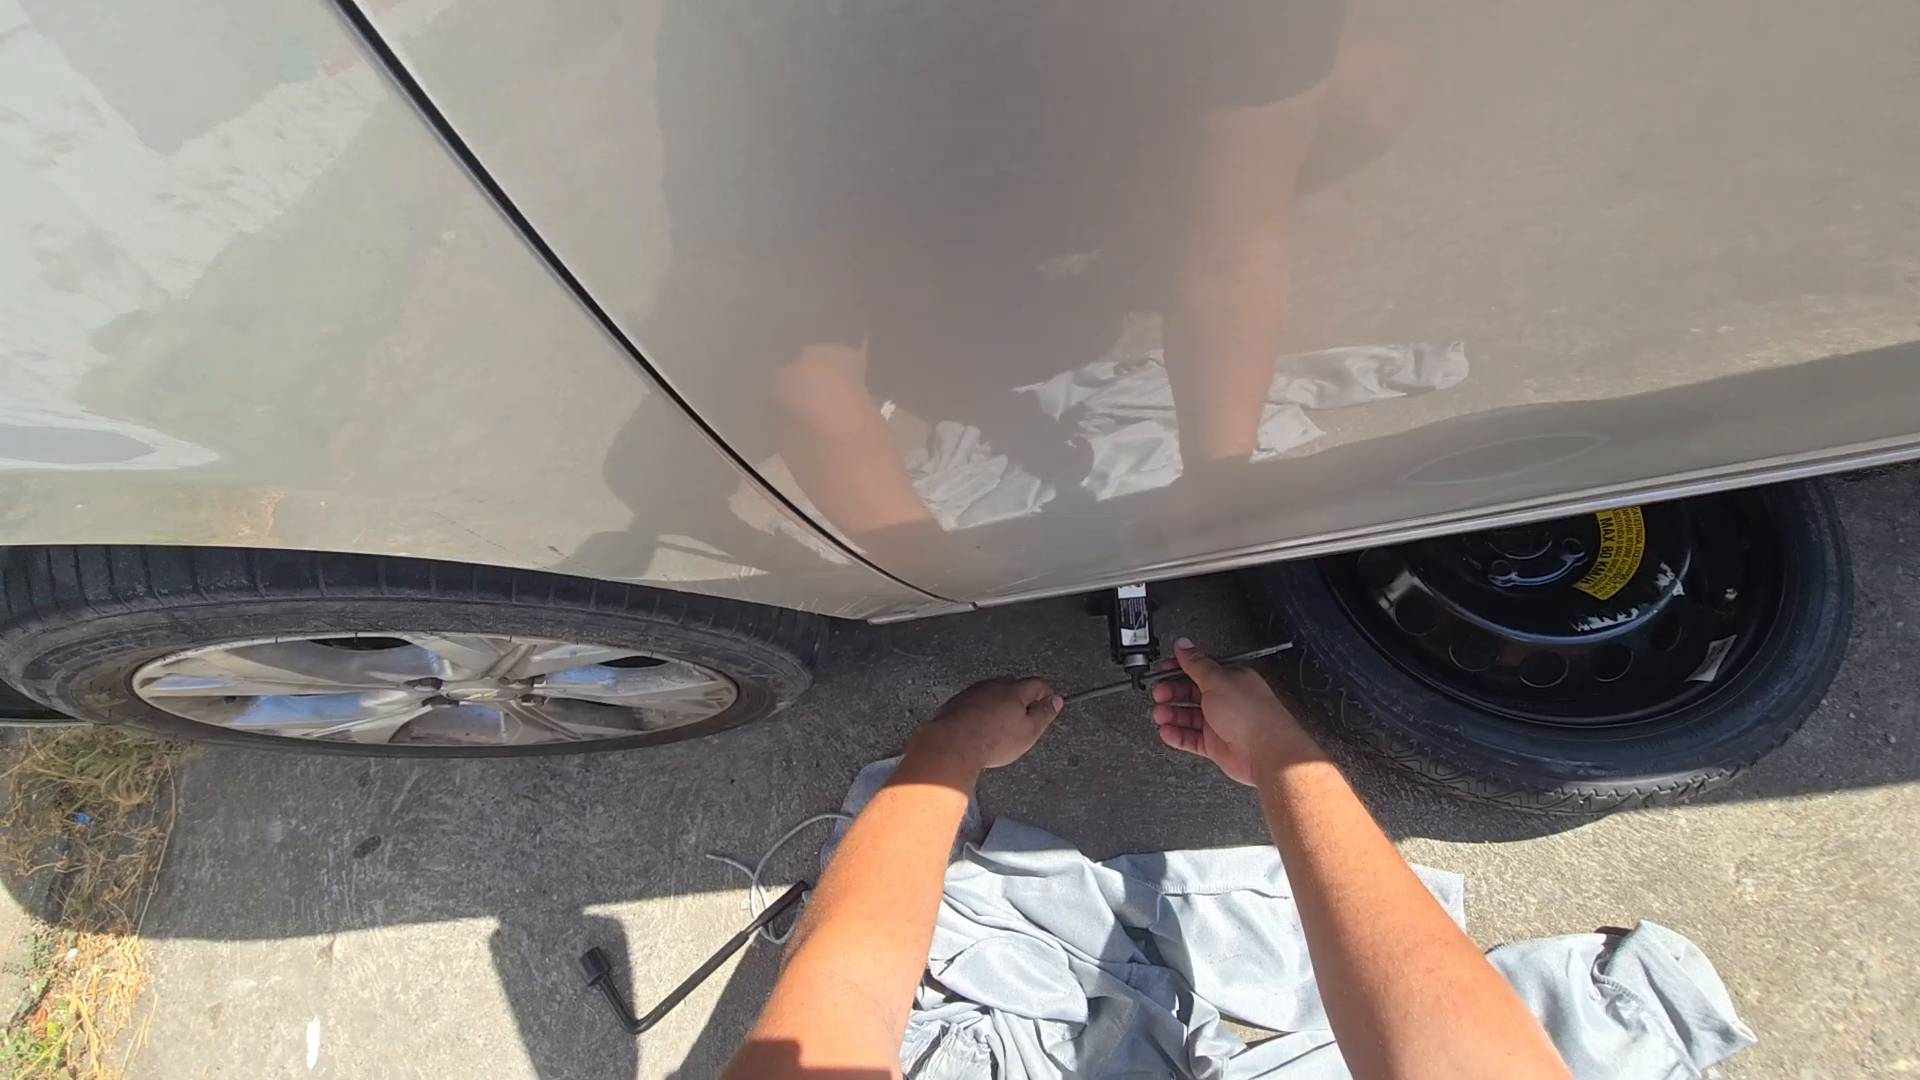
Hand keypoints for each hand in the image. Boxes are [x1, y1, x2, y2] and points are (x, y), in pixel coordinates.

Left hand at [907, 678, 1062, 773]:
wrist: (952, 744)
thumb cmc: (993, 740)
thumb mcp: (1029, 732)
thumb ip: (1044, 714)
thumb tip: (1056, 700)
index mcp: (1014, 690)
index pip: (1037, 684)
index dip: (1047, 693)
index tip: (1051, 702)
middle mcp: (993, 685)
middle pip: (1013, 687)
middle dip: (1022, 700)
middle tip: (1026, 720)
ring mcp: (973, 692)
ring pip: (992, 695)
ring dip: (1000, 706)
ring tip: (1001, 729)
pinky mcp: (957, 703)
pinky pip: (975, 704)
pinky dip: (981, 713)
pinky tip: (981, 729)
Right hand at [1152, 639, 1320, 784]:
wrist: (1267, 751)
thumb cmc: (1252, 714)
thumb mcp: (1217, 680)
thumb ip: (1195, 663)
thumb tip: (1183, 645)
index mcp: (1230, 679)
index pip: (1198, 670)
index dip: (1178, 669)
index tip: (1163, 670)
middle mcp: (1226, 700)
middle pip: (1190, 693)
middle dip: (1172, 692)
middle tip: (1159, 693)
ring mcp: (1221, 723)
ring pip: (1188, 716)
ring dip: (1172, 714)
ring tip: (1160, 715)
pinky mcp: (1216, 745)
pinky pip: (1191, 739)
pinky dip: (1177, 736)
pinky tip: (1168, 732)